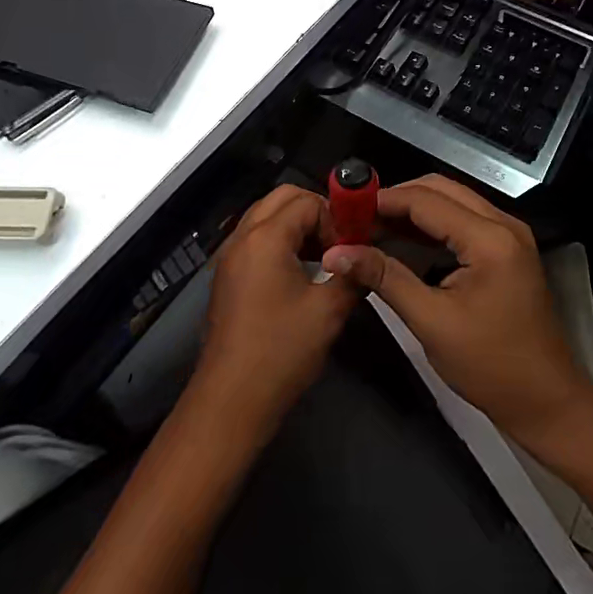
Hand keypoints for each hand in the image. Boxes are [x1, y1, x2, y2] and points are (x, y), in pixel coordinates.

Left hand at [198, 185, 359, 424]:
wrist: (233, 394)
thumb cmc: (281, 349)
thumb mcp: (328, 311)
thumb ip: (351, 276)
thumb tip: (365, 260)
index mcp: (264, 237)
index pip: (306, 201)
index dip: (335, 218)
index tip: (353, 247)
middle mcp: (241, 237)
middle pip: (281, 199)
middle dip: (315, 212)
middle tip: (340, 244)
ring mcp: (229, 256)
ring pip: (266, 218)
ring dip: (296, 227)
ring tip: (324, 258)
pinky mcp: (227, 275)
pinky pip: (254, 240)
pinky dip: (279, 243)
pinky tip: (300, 273)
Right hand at [320, 175, 592, 439]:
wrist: (547, 403)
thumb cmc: (491, 365)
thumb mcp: (430, 321)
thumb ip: (383, 277)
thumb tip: (336, 254)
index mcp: (490, 239)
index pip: (424, 200)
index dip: (380, 201)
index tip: (343, 211)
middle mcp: (503, 226)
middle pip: (438, 189)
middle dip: (394, 200)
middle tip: (355, 220)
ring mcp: (508, 237)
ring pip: (449, 201)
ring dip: (409, 211)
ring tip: (369, 230)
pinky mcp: (505, 251)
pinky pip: (460, 221)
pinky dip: (427, 226)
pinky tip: (399, 242)